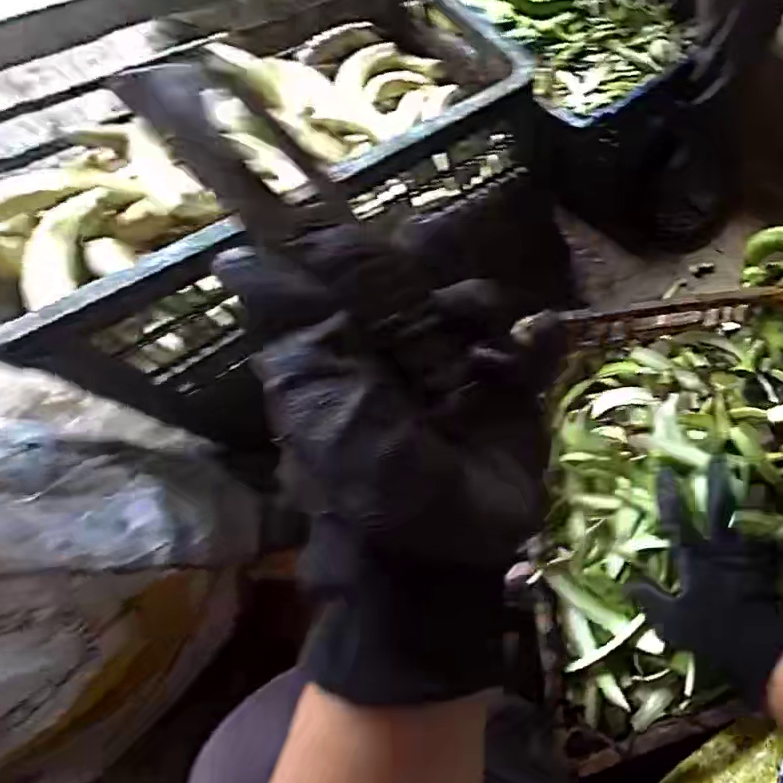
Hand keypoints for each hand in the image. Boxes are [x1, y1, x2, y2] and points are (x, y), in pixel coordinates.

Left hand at [216, 224, 564, 705]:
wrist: (449, 555)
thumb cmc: (374, 490)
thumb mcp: (326, 414)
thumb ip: (304, 341)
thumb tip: (240, 262)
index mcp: (346, 357)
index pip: (346, 285)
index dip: (354, 251)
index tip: (366, 227)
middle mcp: (402, 357)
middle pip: (419, 286)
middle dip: (432, 276)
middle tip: (440, 293)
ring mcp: (462, 374)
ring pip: (476, 309)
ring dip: (482, 309)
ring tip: (489, 345)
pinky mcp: (514, 394)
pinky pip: (531, 348)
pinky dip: (540, 337)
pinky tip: (542, 335)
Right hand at [630, 457, 782, 708]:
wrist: (755, 642)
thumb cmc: (708, 633)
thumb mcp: (670, 622)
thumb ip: (650, 598)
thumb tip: (628, 580)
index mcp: (695, 558)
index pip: (677, 521)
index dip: (669, 496)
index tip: (664, 471)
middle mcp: (721, 547)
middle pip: (718, 506)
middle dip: (716, 481)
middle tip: (717, 458)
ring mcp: (748, 552)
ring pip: (749, 515)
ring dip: (751, 496)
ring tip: (755, 476)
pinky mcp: (768, 561)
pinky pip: (773, 538)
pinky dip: (775, 527)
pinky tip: (781, 516)